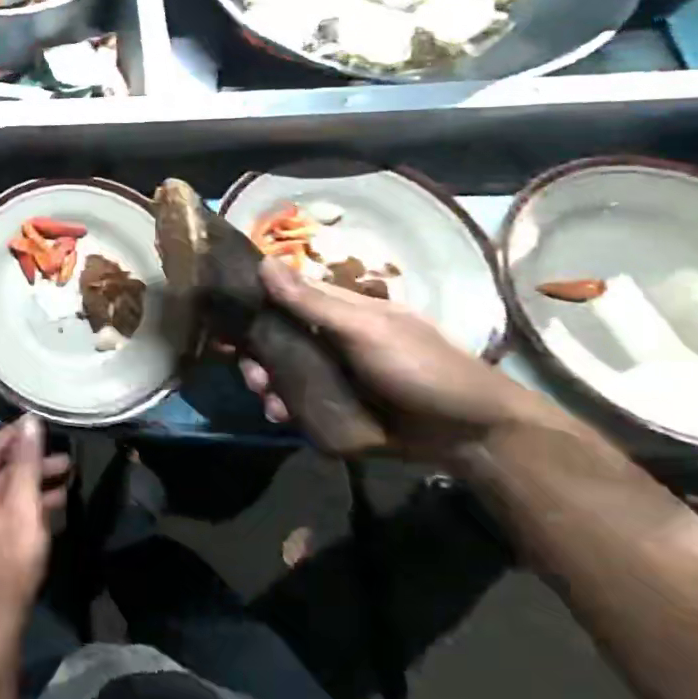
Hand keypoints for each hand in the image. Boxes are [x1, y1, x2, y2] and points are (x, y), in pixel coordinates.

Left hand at [0, 386, 71, 625]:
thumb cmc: (4, 560)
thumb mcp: (21, 508)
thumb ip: (25, 464)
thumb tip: (30, 422)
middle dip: (19, 442)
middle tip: (50, 435)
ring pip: (1, 477)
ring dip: (29, 469)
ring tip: (67, 466)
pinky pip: (4, 499)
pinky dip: (27, 492)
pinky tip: (59, 496)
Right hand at [241, 258, 565, 459]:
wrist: (474, 436)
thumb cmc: (423, 368)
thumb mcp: (365, 330)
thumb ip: (312, 301)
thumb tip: (263, 262)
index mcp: (338, 311)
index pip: (282, 298)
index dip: (250, 306)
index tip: (222, 322)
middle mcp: (329, 339)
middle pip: (273, 339)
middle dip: (255, 355)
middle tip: (252, 375)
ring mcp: (331, 375)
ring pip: (280, 372)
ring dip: (265, 384)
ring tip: (269, 402)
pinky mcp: (334, 408)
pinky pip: (296, 403)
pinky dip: (283, 408)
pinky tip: (282, 417)